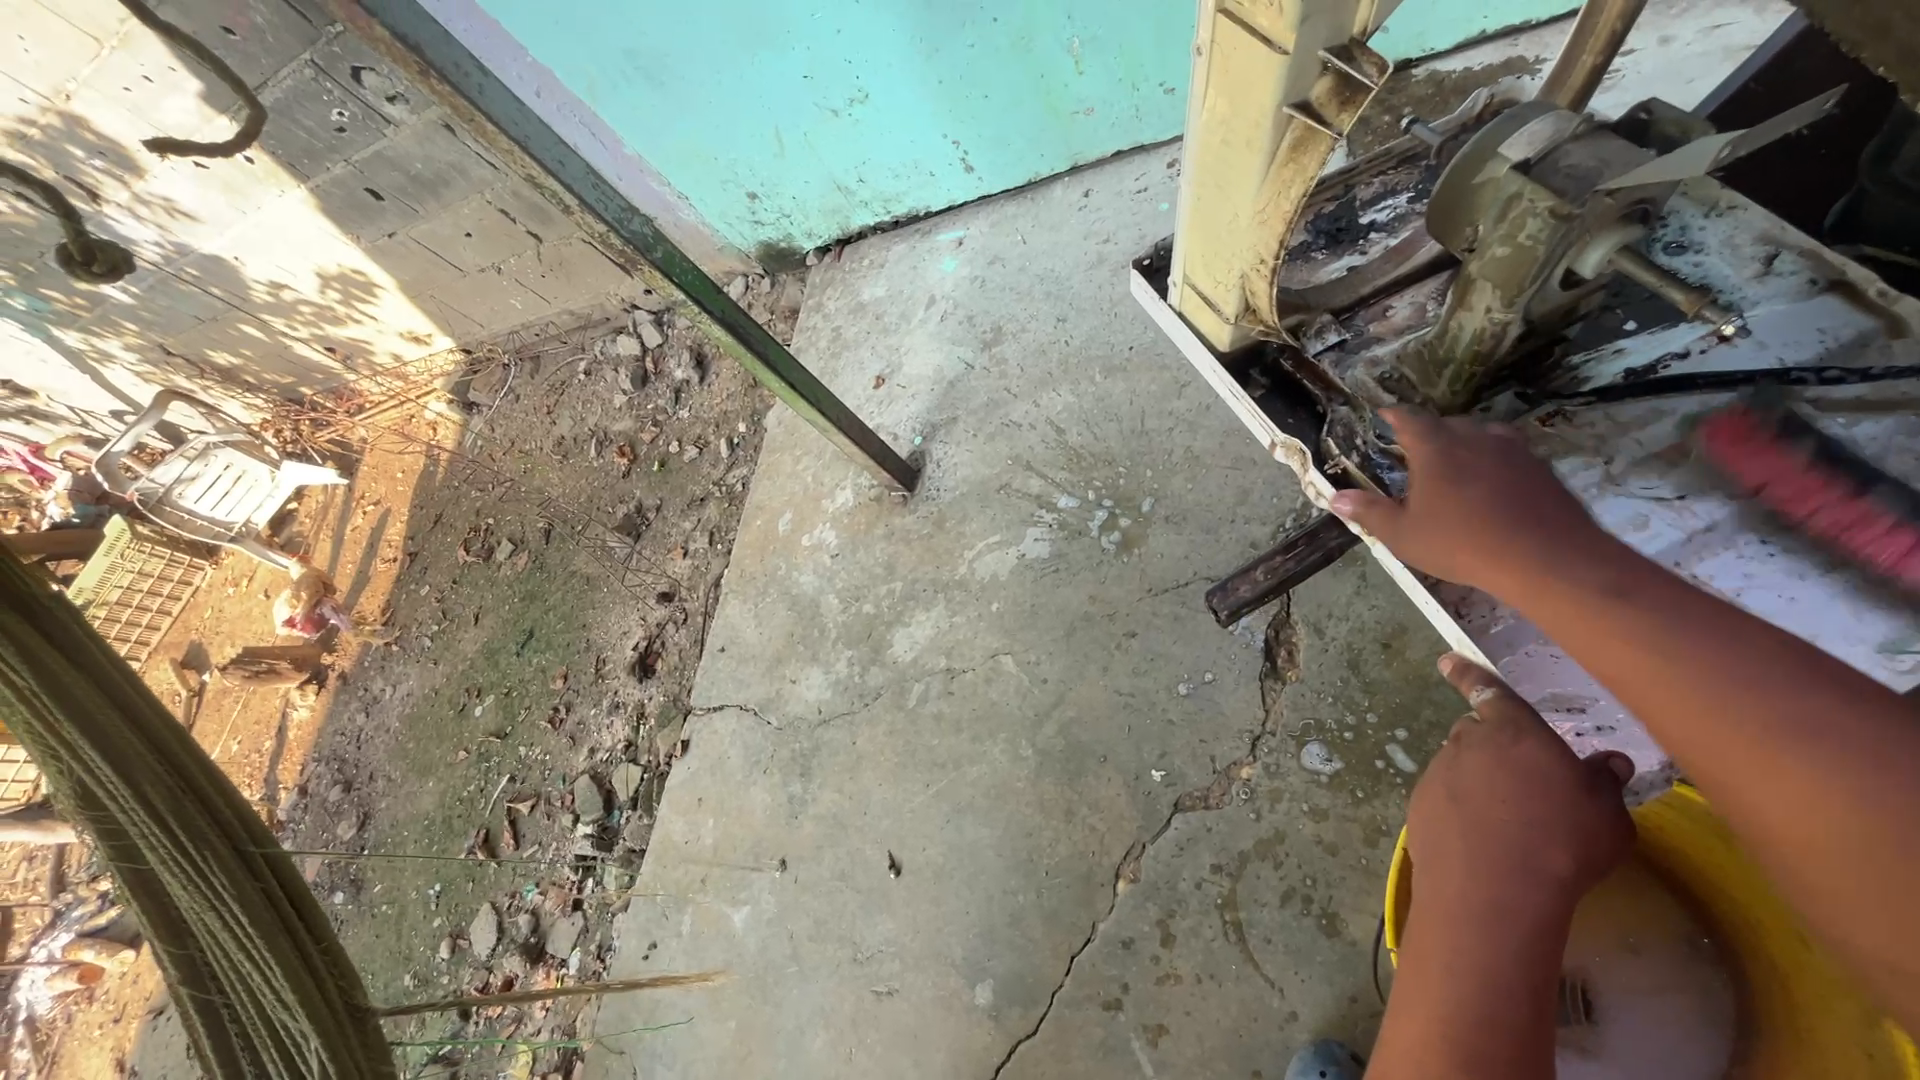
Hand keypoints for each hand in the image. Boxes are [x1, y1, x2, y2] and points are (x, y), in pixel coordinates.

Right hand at [1328, 408, 1603, 593]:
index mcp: (1436, 447)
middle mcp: (1475, 437)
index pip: (1408, 417)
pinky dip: (1494, 463)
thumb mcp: (1404, 535)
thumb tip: (1335, 498)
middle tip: (1415, 454)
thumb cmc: (1462, 544)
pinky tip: (1491, 488)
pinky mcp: (1541, 467)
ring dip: (1465, 445)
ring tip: (1455, 468)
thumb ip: (1369, 512)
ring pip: (1482, 435)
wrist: (1547, 558)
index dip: (1392, 416)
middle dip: (1429, 433)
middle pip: (1447, 423)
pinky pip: (1509, 454)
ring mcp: (1513, 449)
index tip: (1382, 417)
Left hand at [1408, 654, 1635, 922]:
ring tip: (1508, 820)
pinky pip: (1442, 796)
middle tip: (1522, 780)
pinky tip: (1480, 840)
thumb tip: (1611, 761)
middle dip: (1493, 745)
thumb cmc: (1562, 843)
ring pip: (1458, 764)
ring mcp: (1437, 772)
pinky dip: (1458, 808)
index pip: (1489, 691)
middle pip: (1476, 731)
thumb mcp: (1607, 815)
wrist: (1493, 889)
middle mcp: (1467, 742)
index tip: (1447, 660)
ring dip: (1477, 780)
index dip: (1469, 674)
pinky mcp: (1418, 804)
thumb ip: (1604, 782)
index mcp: (1513, 731)